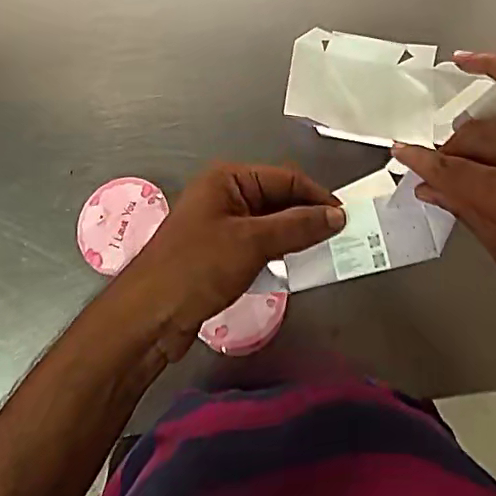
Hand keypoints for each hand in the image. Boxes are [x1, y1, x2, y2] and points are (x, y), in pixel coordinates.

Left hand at [108, 163, 343, 357]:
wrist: (148, 317)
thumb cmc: (196, 268)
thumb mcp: (252, 242)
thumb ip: (298, 226)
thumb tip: (336, 216)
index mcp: (227, 179)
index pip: (286, 178)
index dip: (318, 197)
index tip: (347, 218)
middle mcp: (224, 195)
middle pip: (279, 199)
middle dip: (308, 218)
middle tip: (342, 238)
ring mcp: (221, 225)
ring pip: (271, 224)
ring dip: (295, 237)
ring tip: (325, 254)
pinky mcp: (220, 253)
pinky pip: (259, 246)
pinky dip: (279, 254)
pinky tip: (296, 268)